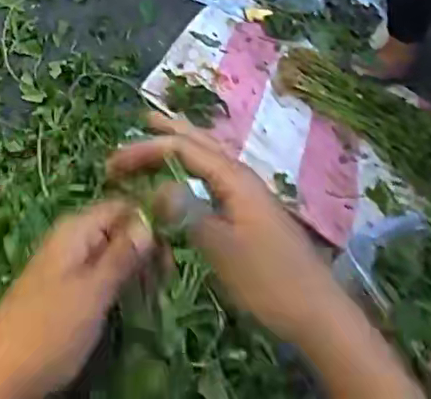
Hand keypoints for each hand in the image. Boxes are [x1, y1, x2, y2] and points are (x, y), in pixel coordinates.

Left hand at [0, 201, 153, 398]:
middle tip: (167, 280)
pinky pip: (98, 276)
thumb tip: (150, 219)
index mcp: (76, 229)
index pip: (123, 205)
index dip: (151, 221)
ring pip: (111, 255)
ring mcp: (65, 265)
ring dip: (134, 271)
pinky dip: (117, 286)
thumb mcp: (92, 292)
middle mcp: (71, 239)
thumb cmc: (48, 331)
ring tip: (154, 296)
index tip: (176, 249)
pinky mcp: (63, 291)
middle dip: (145, 249)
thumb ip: (122, 254)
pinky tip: (131, 305)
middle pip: (118, 229)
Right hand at [106, 114, 348, 345]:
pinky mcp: (249, 210)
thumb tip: (156, 186)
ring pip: (209, 156)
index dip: (147, 150)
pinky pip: (214, 175)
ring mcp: (247, 192)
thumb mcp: (223, 249)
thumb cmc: (269, 280)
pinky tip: (190, 176)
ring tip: (160, 134)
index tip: (114, 162)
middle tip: (140, 120)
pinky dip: (194, 166)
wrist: (317, 310)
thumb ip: (189, 213)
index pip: (183, 149)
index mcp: (233, 177)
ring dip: (182, 144)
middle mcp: (240, 175)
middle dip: (169, 131)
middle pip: (200, 142)